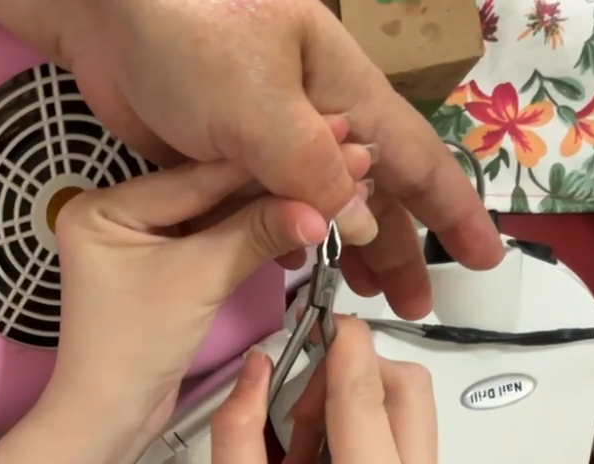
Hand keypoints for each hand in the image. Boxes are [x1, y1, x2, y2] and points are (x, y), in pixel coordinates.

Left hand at [0, 0, 504, 318]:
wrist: (108, 21)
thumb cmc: (193, 44)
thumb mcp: (261, 108)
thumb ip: (311, 169)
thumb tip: (366, 226)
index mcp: (339, 92)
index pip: (412, 159)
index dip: (450, 213)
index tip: (485, 259)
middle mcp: (308, 119)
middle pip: (366, 192)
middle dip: (395, 249)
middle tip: (416, 304)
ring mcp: (261, 141)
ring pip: (314, 205)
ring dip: (341, 250)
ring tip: (362, 297)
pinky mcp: (216, 160)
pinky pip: (259, 208)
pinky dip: (278, 237)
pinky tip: (288, 267)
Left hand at [47, 158, 363, 436]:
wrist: (111, 418)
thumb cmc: (136, 348)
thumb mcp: (199, 279)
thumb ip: (258, 231)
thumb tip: (327, 197)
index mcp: (102, 206)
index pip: (197, 175)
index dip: (268, 163)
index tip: (333, 140)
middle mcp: (114, 215)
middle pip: (206, 192)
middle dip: (273, 185)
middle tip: (346, 159)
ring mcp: (134, 242)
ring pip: (213, 217)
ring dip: (269, 211)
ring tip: (333, 190)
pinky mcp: (155, 270)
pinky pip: (208, 242)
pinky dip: (248, 239)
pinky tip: (298, 225)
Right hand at [209, 318, 444, 463]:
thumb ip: (239, 429)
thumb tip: (256, 360)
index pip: (366, 396)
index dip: (342, 345)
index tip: (316, 309)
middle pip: (408, 388)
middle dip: (353, 371)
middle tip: (296, 396)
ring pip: (410, 404)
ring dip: (355, 397)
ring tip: (301, 434)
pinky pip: (402, 430)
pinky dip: (359, 422)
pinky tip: (319, 453)